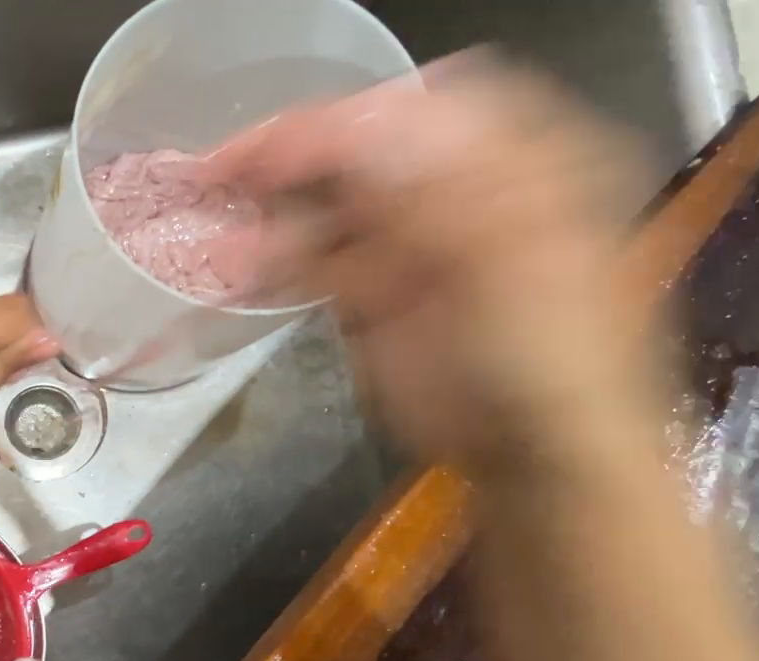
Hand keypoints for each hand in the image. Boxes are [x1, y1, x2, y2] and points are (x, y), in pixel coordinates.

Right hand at [218, 54, 660, 476]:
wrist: (528, 449)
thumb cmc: (544, 359)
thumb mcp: (506, 265)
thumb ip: (433, 197)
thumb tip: (355, 142)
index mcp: (509, 164)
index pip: (415, 112)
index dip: (340, 121)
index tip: (268, 147)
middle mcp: (453, 190)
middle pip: (360, 150)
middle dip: (290, 156)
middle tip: (220, 172)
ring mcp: (407, 242)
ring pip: (325, 204)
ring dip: (268, 207)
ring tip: (214, 213)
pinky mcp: (368, 292)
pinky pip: (309, 261)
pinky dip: (269, 260)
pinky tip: (232, 263)